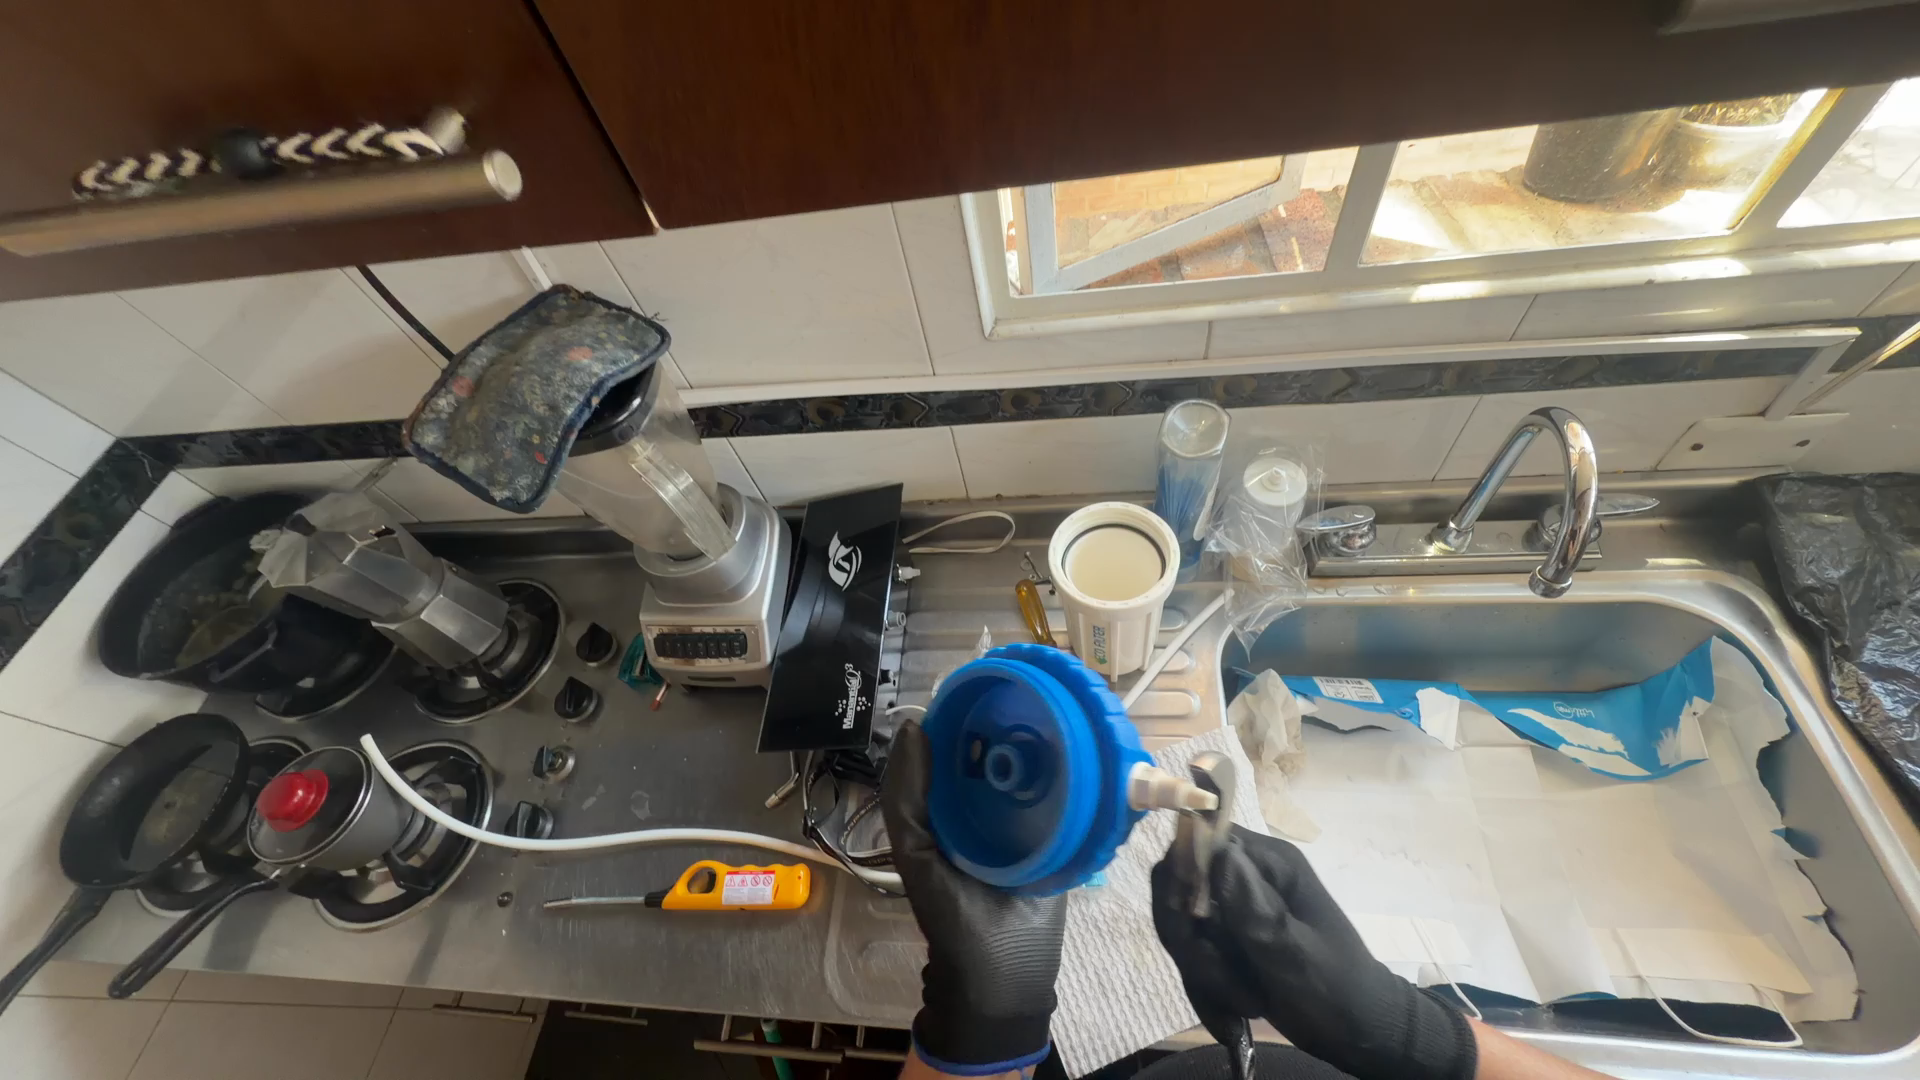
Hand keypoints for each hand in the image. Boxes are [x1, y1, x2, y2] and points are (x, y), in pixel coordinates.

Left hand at [881, 720, 1063, 1074]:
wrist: (1004, 978)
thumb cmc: (951, 915)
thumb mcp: (916, 854)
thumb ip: (905, 798)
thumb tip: (913, 727)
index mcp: (953, 801)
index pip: (957, 745)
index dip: (964, 713)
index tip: (980, 682)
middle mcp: (991, 802)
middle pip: (1002, 749)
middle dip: (1011, 721)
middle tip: (1029, 690)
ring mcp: (1031, 816)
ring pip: (1038, 767)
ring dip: (1048, 742)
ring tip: (1061, 709)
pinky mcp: (1066, 833)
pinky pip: (1071, 797)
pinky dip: (1076, 774)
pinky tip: (1086, 749)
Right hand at [1151, 826, 1476, 1079]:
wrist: (1364, 1038)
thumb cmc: (1338, 993)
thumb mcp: (1296, 956)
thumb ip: (1254, 909)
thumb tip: (1218, 851)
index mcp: (1267, 861)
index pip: (1199, 842)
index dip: (1183, 879)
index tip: (1191, 927)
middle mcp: (1244, 872)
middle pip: (1179, 886)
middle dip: (1191, 942)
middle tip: (1219, 983)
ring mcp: (1233, 904)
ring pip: (1181, 925)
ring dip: (1201, 972)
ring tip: (1241, 1007)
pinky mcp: (1227, 935)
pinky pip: (1192, 952)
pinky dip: (1204, 988)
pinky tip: (1230, 1017)